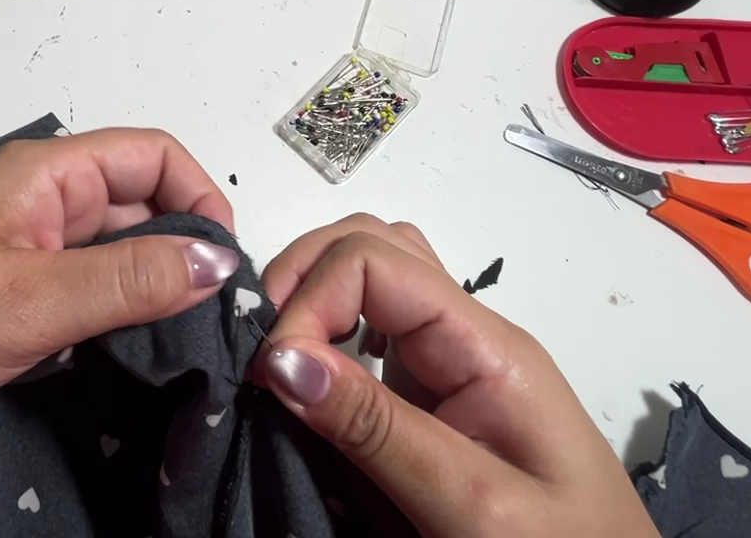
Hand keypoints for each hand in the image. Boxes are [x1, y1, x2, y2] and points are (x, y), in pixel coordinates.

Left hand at [0, 127, 238, 434]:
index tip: (219, 259)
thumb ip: (126, 280)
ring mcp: (28, 233)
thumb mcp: (30, 302)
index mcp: (43, 171)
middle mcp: (39, 192)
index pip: (148, 155)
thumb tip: (211, 259)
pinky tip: (126, 339)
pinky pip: (86, 274)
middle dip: (179, 245)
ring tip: (176, 333)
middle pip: (137, 198)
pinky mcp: (17, 271)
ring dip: (148, 279)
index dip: (196, 196)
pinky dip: (114, 301)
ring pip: (114, 241)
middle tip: (209, 311)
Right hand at [255, 215, 655, 537]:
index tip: (273, 370)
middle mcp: (466, 330)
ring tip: (283, 347)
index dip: (310, 299)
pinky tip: (315, 366)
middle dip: (303, 275)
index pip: (373, 260)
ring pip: (372, 271)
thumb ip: (375, 428)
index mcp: (485, 343)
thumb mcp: (472, 509)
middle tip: (265, 343)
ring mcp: (451, 355)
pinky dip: (329, 321)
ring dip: (315, 290)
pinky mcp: (433, 385)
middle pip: (372, 242)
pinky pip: (373, 318)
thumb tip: (280, 356)